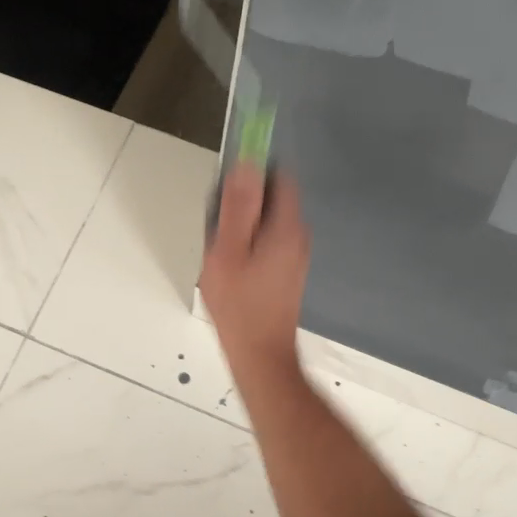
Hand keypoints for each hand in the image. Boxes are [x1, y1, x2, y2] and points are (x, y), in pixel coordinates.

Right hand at [200, 162, 311, 375]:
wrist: (259, 354)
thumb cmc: (239, 303)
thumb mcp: (228, 250)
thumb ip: (237, 205)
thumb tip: (247, 162)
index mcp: (287, 226)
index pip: (279, 176)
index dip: (253, 173)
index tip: (226, 190)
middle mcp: (299, 235)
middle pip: (272, 198)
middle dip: (243, 203)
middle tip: (217, 227)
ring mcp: (295, 255)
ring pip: (267, 221)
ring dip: (242, 226)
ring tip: (221, 251)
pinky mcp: (287, 271)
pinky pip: (267, 240)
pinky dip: (248, 244)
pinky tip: (231, 267)